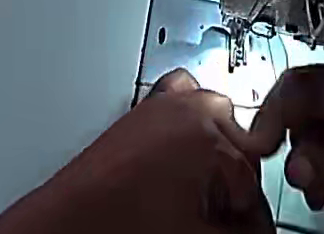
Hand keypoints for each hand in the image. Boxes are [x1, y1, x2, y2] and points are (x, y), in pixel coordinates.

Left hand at [0, 68, 272, 233]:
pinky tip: (186, 162)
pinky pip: (181, 103)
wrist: (69, 224)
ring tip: (210, 197)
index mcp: (208, 135)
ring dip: (220, 152)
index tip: (251, 232)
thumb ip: (237, 231)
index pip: (254, 185)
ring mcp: (164, 102)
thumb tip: (254, 230)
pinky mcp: (144, 108)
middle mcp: (188, 107)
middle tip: (230, 221)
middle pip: (240, 146)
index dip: (254, 220)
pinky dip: (192, 126)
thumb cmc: (119, 224)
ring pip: (215, 120)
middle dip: (240, 186)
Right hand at [243, 65, 323, 233]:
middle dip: (283, 124)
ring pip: (314, 120)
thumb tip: (288, 160)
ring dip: (298, 146)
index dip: (276, 107)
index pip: (305, 81)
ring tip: (300, 176)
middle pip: (305, 96)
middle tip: (267, 153)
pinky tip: (317, 184)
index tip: (260, 139)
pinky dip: (314, 160)